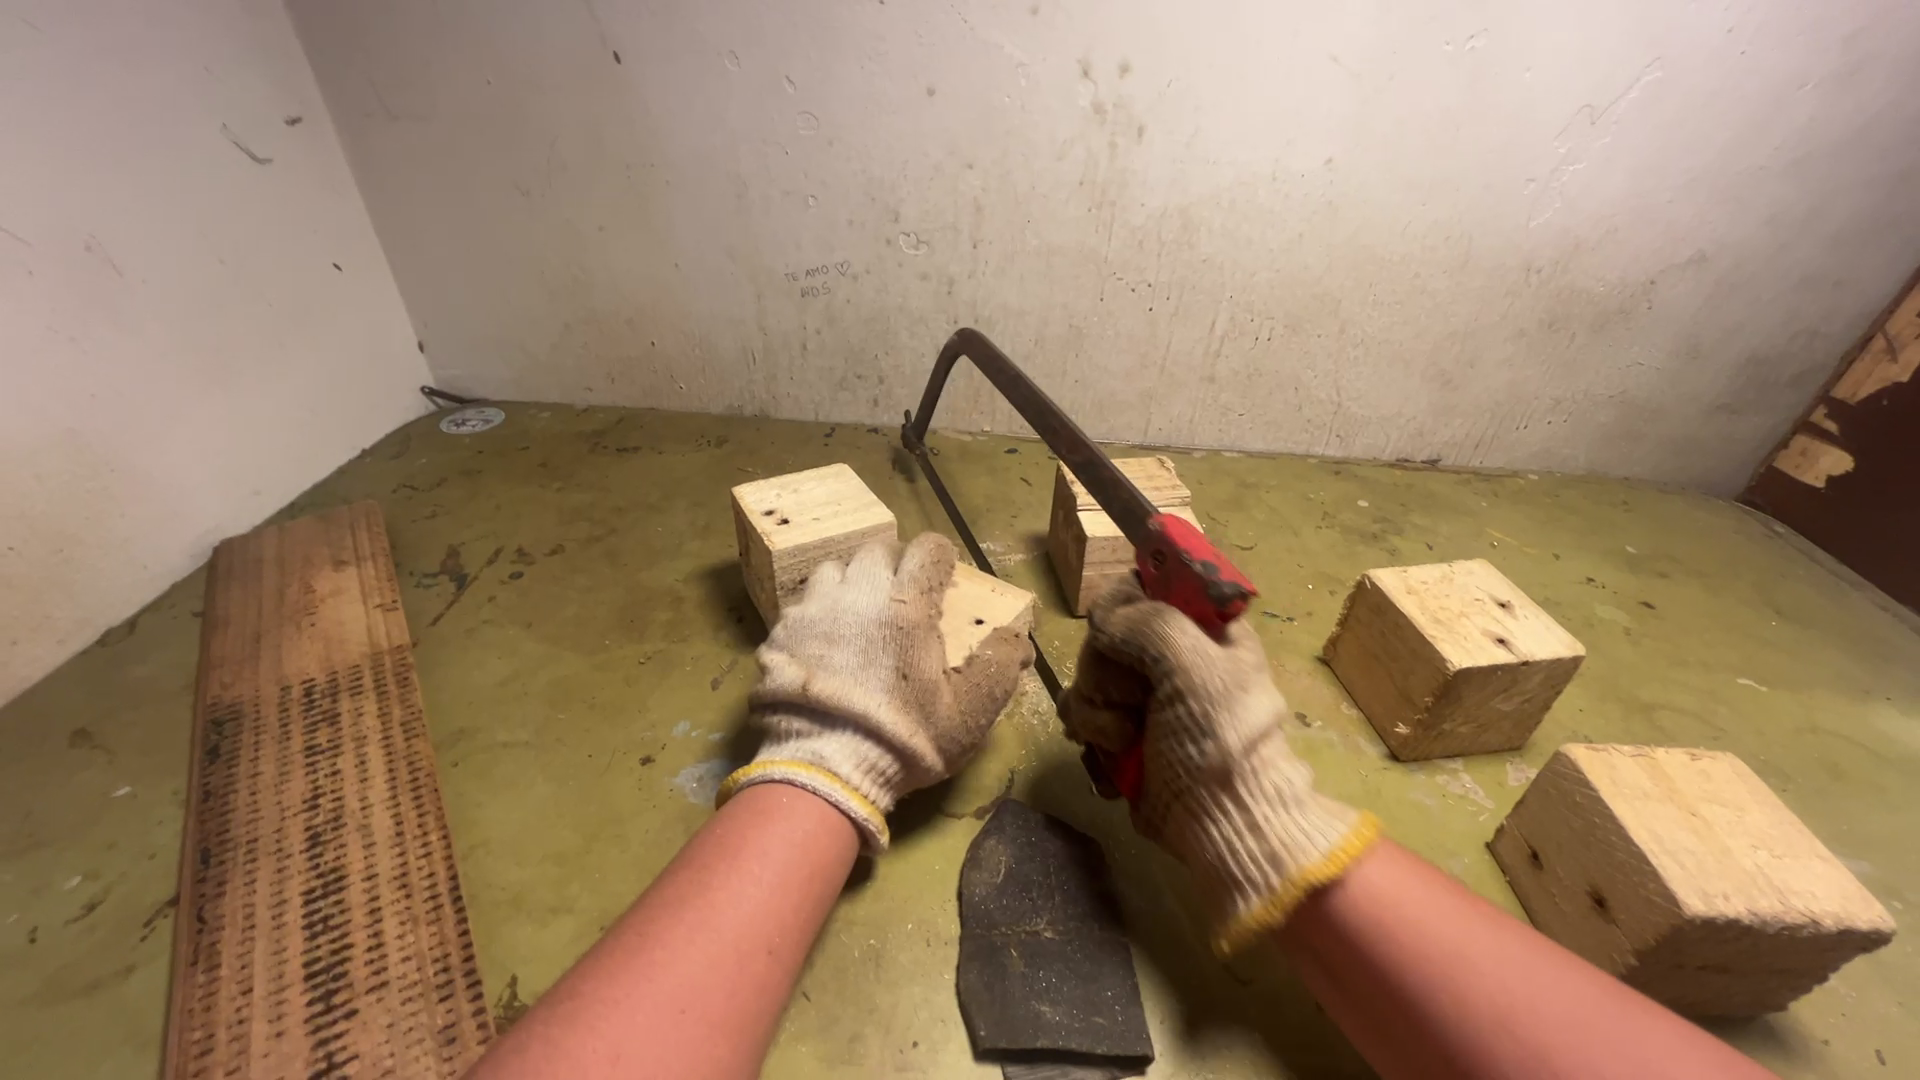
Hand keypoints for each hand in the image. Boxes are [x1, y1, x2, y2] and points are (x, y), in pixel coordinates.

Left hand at [719, 533, 1034, 850]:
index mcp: (907, 604)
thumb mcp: (970, 712)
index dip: (940, 558)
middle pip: (878, 549)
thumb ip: (1000, 666)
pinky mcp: (779, 632)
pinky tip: (823, 641)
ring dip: (852, 581)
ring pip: (834, 569)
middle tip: (903, 596)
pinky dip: (817, 612)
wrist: (824, 770)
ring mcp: (814, 609)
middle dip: (895, 564)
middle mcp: (859, 593)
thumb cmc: (904, 739)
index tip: (943, 582)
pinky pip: (801, 604)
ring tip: (858, 612)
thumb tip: (1019, 636)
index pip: (928, 548)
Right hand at [1059, 577, 1379, 953]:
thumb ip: (1148, 624)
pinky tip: (1112, 757)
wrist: (1220, 827)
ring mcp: (1142, 693)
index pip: (1147, 584)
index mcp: (1203, 627)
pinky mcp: (1119, 729)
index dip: (1126, 606)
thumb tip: (1102, 620)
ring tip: (1126, 741)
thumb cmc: (1221, 742)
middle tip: (1135, 703)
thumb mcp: (1197, 669)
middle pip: (1104, 633)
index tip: (1121, 634)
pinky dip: (1090, 736)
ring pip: (1085, 675)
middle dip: (1106, 674)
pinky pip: (1080, 713)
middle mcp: (1170, 653)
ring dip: (1097, 714)